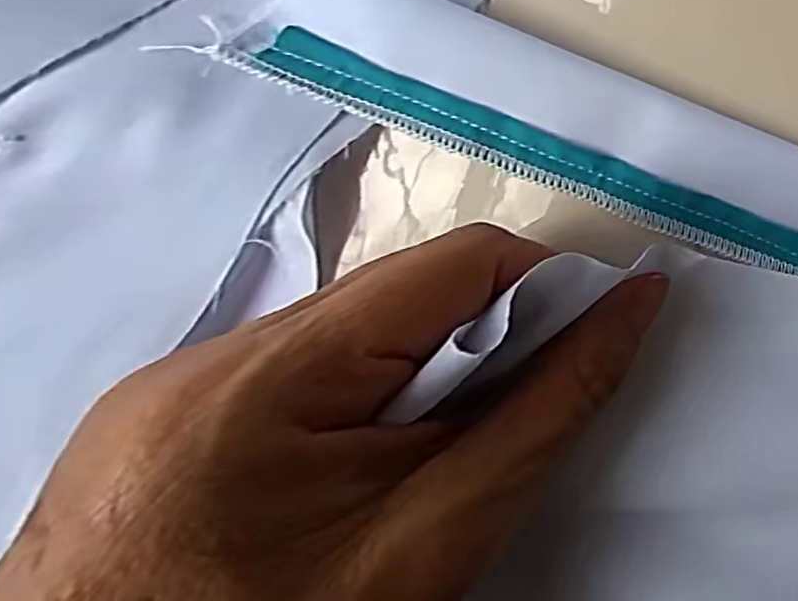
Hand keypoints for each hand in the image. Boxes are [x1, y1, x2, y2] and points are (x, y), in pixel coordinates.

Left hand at [0, 224, 667, 600]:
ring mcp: (168, 390)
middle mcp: (202, 361)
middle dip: (488, 323)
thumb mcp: (441, 536)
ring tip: (447, 437)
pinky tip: (376, 452)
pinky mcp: (159, 423)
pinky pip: (307, 360)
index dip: (541, 280)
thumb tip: (638, 298)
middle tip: (523, 398)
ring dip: (431, 356)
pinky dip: (373, 382)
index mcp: (258, 379)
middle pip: (404, 285)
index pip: (455, 262)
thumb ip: (554, 402)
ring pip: (360, 321)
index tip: (587, 330)